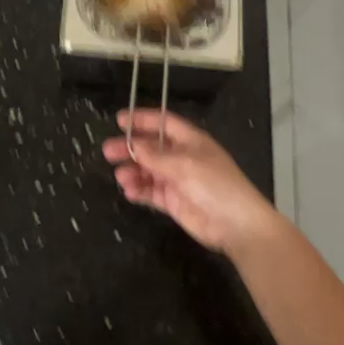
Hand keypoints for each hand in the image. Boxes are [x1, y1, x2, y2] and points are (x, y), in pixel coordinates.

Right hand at [102, 109, 285, 256]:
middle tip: (108, 151)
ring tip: (121, 176)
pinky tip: (129, 192)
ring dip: (133, 172)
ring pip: (149, 171)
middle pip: (151, 148)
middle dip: (131, 148)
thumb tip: (133, 144)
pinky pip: (152, 192)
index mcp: (191, 141)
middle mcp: (183, 157)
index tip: (120, 120)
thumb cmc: (215, 185)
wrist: (236, 224)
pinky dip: (139, 191)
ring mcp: (178, 180)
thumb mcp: (185, 165)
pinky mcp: (174, 202)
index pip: (163, 123)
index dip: (143, 120)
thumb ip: (156, 156)